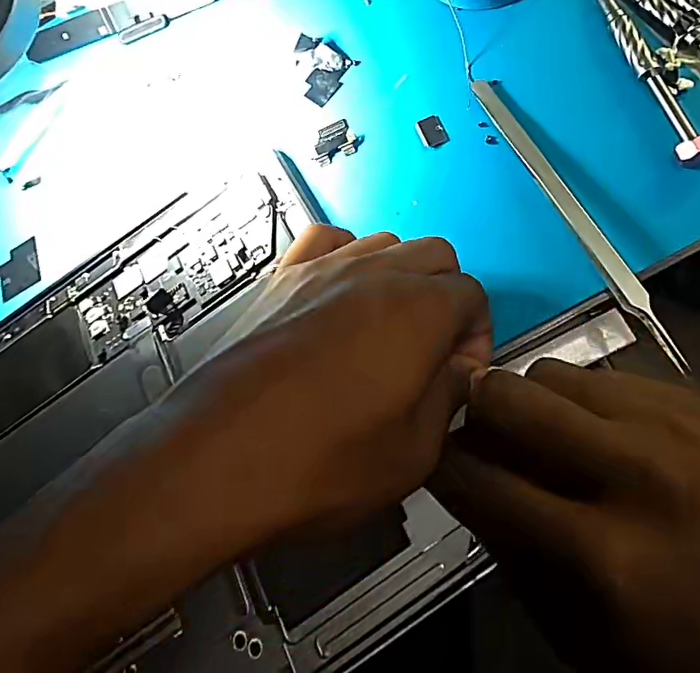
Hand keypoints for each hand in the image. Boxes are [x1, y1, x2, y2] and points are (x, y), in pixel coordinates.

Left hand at [161, 224, 491, 537]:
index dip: (476, 335)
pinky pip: (324, 239)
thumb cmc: (314, 460)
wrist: (223, 454)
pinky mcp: (282, 278)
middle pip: (435, 254)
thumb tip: (457, 374)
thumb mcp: (412, 452)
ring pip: (383, 241)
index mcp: (417, 310)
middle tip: (435, 349)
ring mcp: (323, 269)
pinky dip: (345, 253)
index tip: (460, 371)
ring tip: (389, 325)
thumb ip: (448, 398)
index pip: (472, 293)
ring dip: (401, 275)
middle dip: (447, 296)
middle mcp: (372, 274)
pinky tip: (341, 287)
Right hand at [429, 359, 699, 672]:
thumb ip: (514, 554)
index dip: (440, 462)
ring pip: (554, 372)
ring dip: (534, 402)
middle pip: (510, 396)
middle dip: (475, 408)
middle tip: (475, 429)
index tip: (430, 454)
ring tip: (546, 435)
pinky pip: (609, 377)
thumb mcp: (592, 640)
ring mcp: (677, 428)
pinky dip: (588, 402)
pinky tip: (603, 435)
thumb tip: (459, 481)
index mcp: (607, 555)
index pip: (481, 478)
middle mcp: (638, 474)